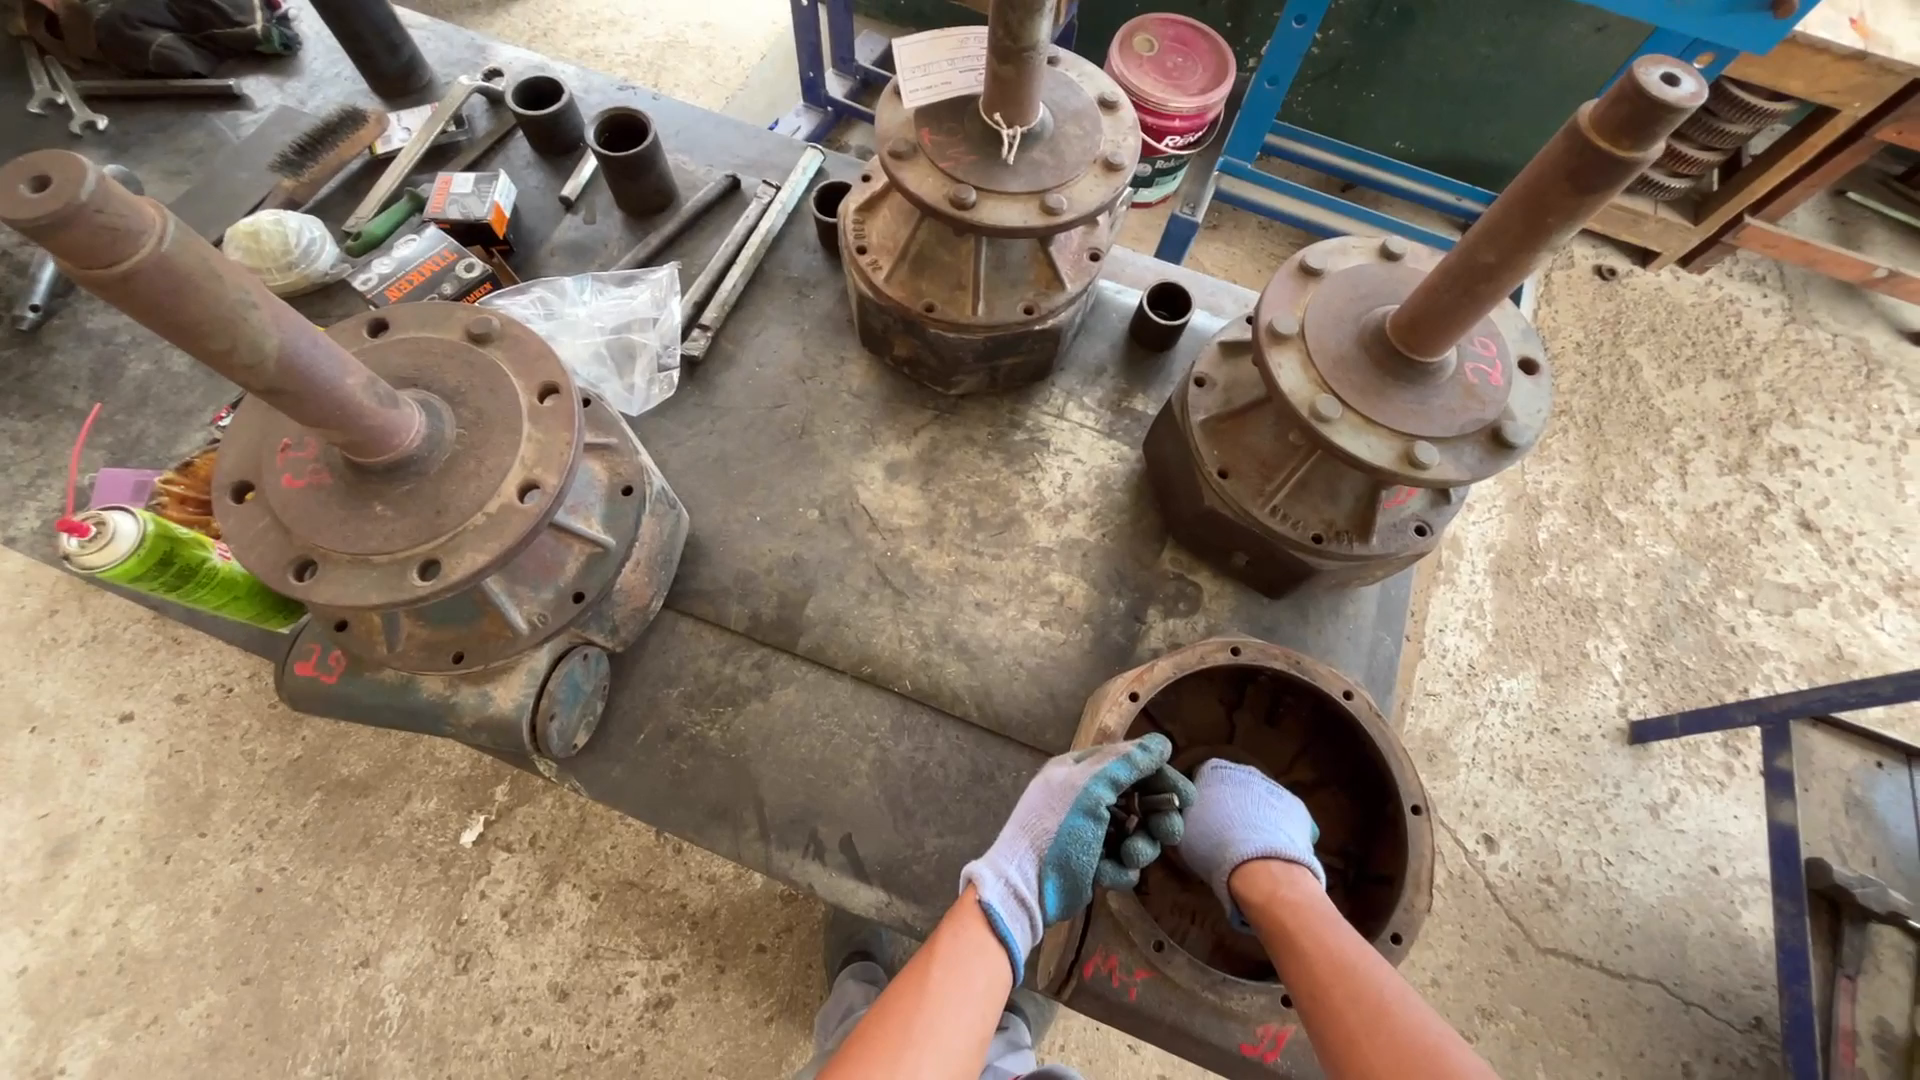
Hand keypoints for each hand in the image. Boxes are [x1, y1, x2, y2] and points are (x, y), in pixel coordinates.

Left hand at [959, 734, 1196, 979]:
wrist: (1024, 889)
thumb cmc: (1055, 831)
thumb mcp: (1089, 789)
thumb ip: (1126, 764)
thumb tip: (1162, 742)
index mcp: (1079, 770)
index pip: (1129, 762)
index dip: (1159, 777)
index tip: (1186, 797)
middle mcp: (1084, 796)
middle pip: (1138, 800)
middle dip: (1155, 818)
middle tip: (1169, 833)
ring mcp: (1089, 831)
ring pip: (1135, 833)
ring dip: (1138, 847)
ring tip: (1128, 857)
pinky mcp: (1092, 863)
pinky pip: (1122, 861)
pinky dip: (1118, 870)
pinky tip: (1105, 875)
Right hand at [1178, 760, 1323, 928]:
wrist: (1260, 867)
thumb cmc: (1212, 845)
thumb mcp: (1184, 831)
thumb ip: (1189, 816)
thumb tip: (1192, 819)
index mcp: (1213, 770)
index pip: (1204, 778)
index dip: (1203, 800)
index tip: (1203, 820)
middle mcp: (1244, 770)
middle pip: (1236, 786)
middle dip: (1232, 805)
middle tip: (1226, 834)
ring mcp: (1275, 787)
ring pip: (1262, 800)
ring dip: (1257, 817)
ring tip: (1252, 847)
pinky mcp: (1299, 808)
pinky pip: (1284, 816)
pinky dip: (1280, 829)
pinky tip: (1274, 850)